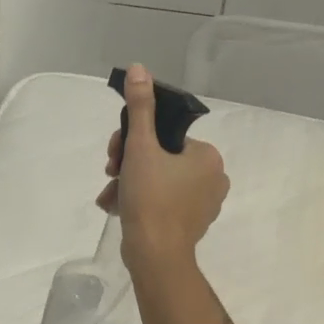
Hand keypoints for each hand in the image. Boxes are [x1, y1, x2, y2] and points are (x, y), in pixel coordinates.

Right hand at [96, 64, 229, 268]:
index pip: (165, 135)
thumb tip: (139, 68)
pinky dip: (139, 200)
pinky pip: (161, 201)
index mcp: (207, 156)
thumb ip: (139, 108)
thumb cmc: (151, 197)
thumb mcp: (140, 147)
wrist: (155, 255)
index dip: (134, 139)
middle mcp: (213, 178)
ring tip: (110, 194)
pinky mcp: (190, 223)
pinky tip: (117, 206)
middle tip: (111, 172)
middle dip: (129, 162)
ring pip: (157, 179)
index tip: (115, 153)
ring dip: (129, 182)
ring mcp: (203, 203)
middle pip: (160, 156)